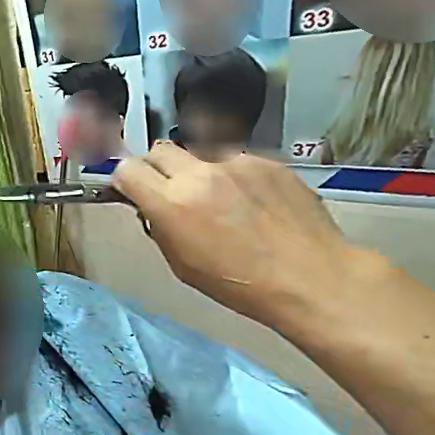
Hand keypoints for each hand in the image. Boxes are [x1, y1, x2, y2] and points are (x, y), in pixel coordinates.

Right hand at [110, 143, 381, 334]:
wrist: (309, 277)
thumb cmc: (242, 285)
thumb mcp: (183, 266)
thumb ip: (161, 228)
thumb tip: (154, 209)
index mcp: (173, 204)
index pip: (128, 169)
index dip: (126, 180)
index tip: (132, 189)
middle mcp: (201, 174)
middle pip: (160, 150)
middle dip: (158, 168)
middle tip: (170, 191)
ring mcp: (237, 163)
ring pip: (201, 154)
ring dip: (200, 173)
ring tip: (222, 204)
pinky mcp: (268, 161)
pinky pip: (238, 162)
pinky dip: (236, 179)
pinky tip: (254, 205)